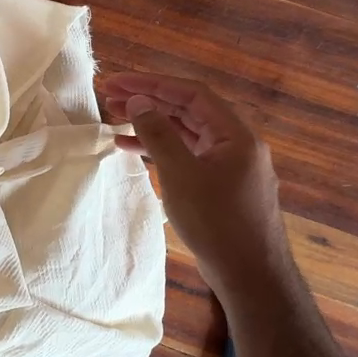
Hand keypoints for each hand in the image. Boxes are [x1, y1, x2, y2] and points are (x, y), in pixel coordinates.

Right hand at [99, 72, 289, 288]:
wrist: (250, 274)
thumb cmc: (217, 220)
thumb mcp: (180, 173)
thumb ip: (157, 133)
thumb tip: (137, 101)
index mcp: (236, 135)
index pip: (192, 93)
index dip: (151, 83)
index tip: (115, 82)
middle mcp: (236, 144)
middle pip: (188, 109)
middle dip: (148, 100)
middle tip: (108, 96)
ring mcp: (228, 165)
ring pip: (185, 131)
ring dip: (150, 122)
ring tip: (112, 117)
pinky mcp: (219, 184)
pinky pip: (185, 152)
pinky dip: (158, 146)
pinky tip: (130, 148)